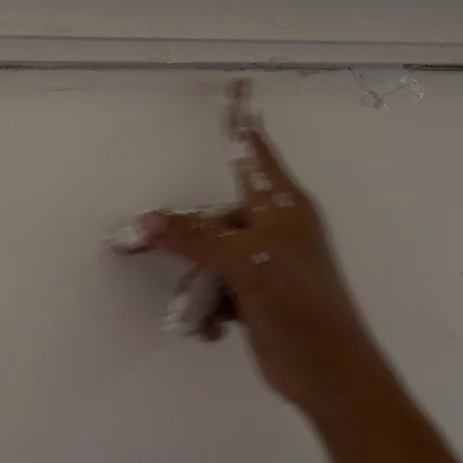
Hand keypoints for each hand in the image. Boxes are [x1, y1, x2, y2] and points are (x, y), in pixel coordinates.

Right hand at [121, 80, 370, 414]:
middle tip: (131, 244)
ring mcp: (264, 261)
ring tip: (197, 315)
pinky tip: (212, 329)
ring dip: (196, 288)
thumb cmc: (300, 307)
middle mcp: (272, 226)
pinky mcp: (256, 292)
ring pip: (207, 256)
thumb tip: (143, 224)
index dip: (241, 117)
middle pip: (210, 216)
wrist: (331, 379)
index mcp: (280, 206)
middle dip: (182, 241)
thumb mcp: (245, 265)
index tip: (239, 83)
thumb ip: (193, 239)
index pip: (252, 151)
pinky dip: (209, 306)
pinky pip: (216, 285)